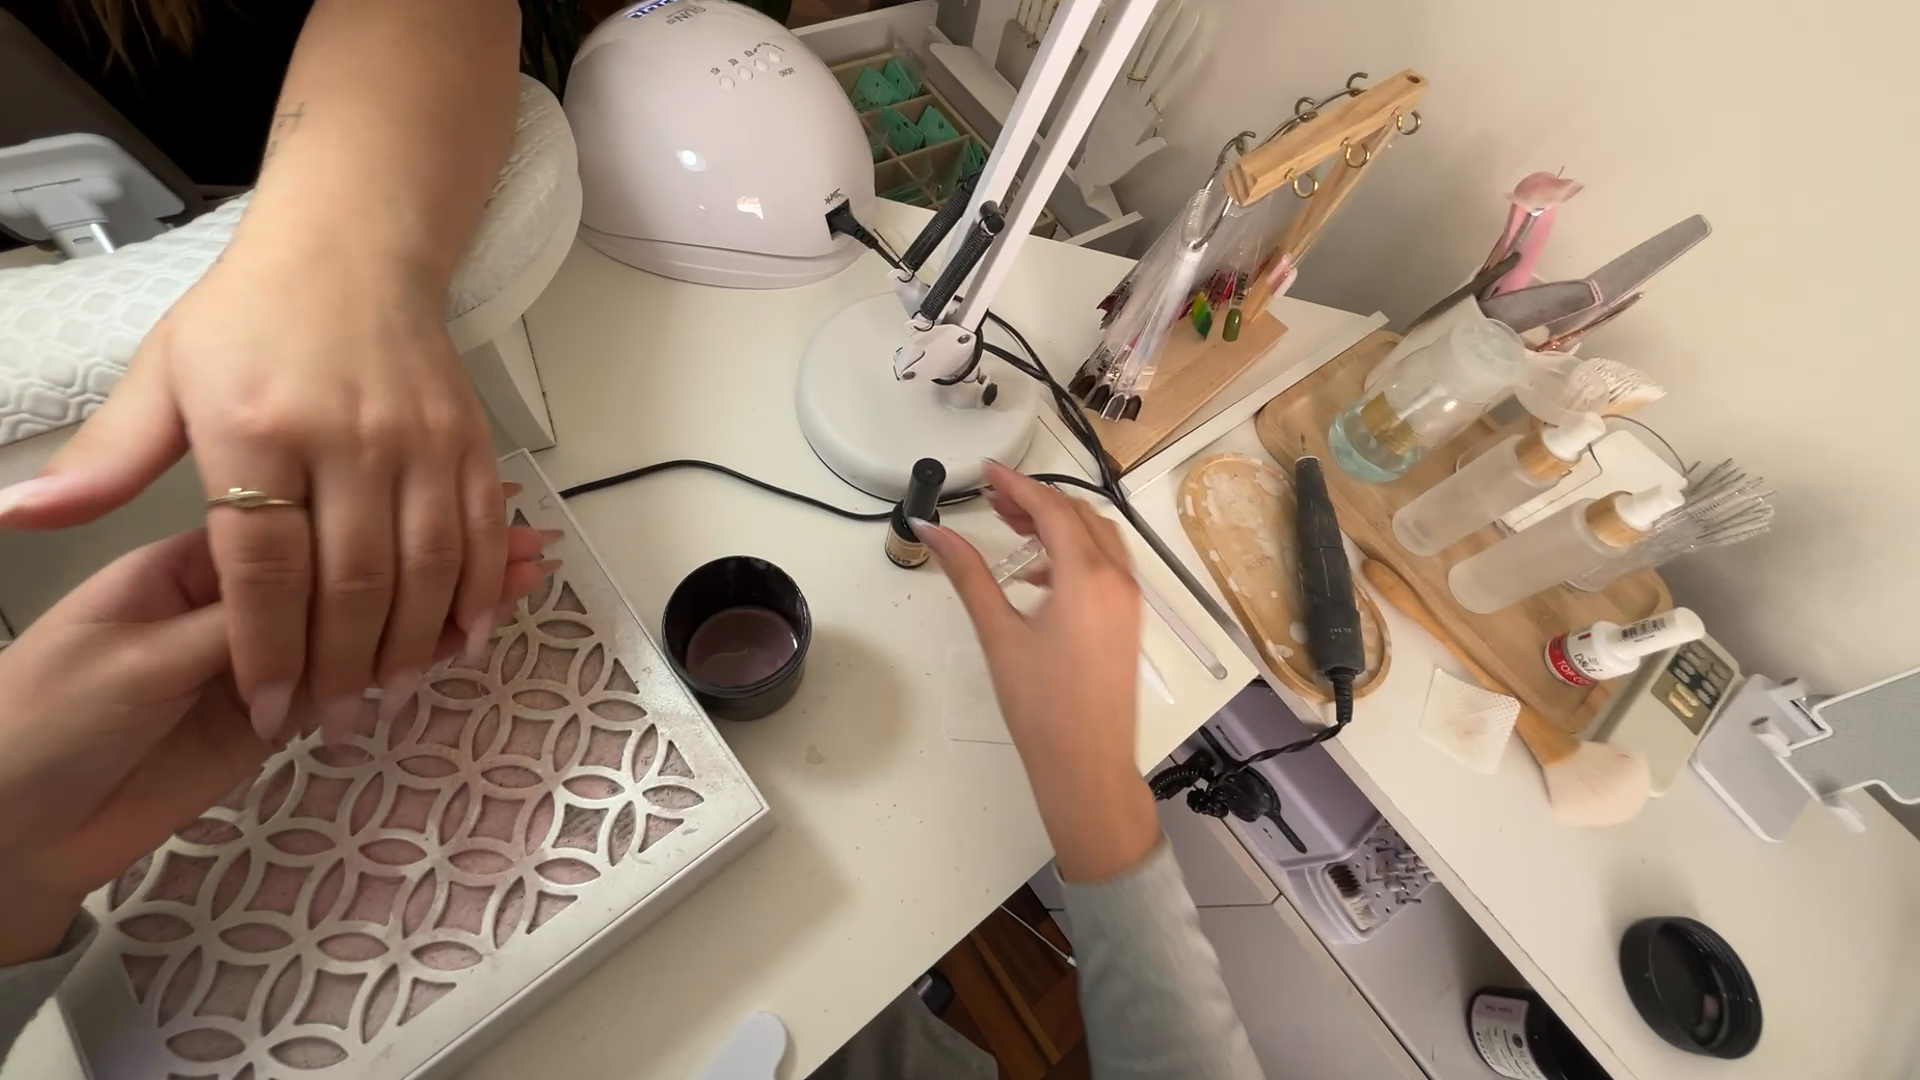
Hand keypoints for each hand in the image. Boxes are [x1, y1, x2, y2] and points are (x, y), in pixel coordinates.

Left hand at [0, 244, 504, 744]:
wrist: (356, 262)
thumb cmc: (253, 320)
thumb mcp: (162, 374)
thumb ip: (106, 454)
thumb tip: (23, 519)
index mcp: (257, 428)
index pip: (264, 562)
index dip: (268, 644)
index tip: (268, 706)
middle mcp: (350, 442)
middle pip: (356, 576)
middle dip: (349, 659)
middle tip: (342, 716)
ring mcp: (422, 445)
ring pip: (430, 563)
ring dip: (420, 636)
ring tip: (401, 687)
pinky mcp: (472, 446)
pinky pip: (482, 531)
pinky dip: (484, 587)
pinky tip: (471, 631)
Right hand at [913, 463, 1159, 881]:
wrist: (1088, 768)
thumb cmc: (1042, 707)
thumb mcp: (998, 633)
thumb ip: (967, 574)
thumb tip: (932, 532)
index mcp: (1088, 577)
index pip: (1051, 508)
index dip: (1016, 484)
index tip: (986, 471)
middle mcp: (1118, 580)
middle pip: (1078, 515)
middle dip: (1035, 500)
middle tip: (993, 499)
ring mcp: (1129, 600)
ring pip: (1097, 537)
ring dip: (1057, 523)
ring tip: (1013, 528)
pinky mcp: (1129, 619)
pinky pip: (1106, 564)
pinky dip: (1074, 552)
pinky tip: (1038, 574)